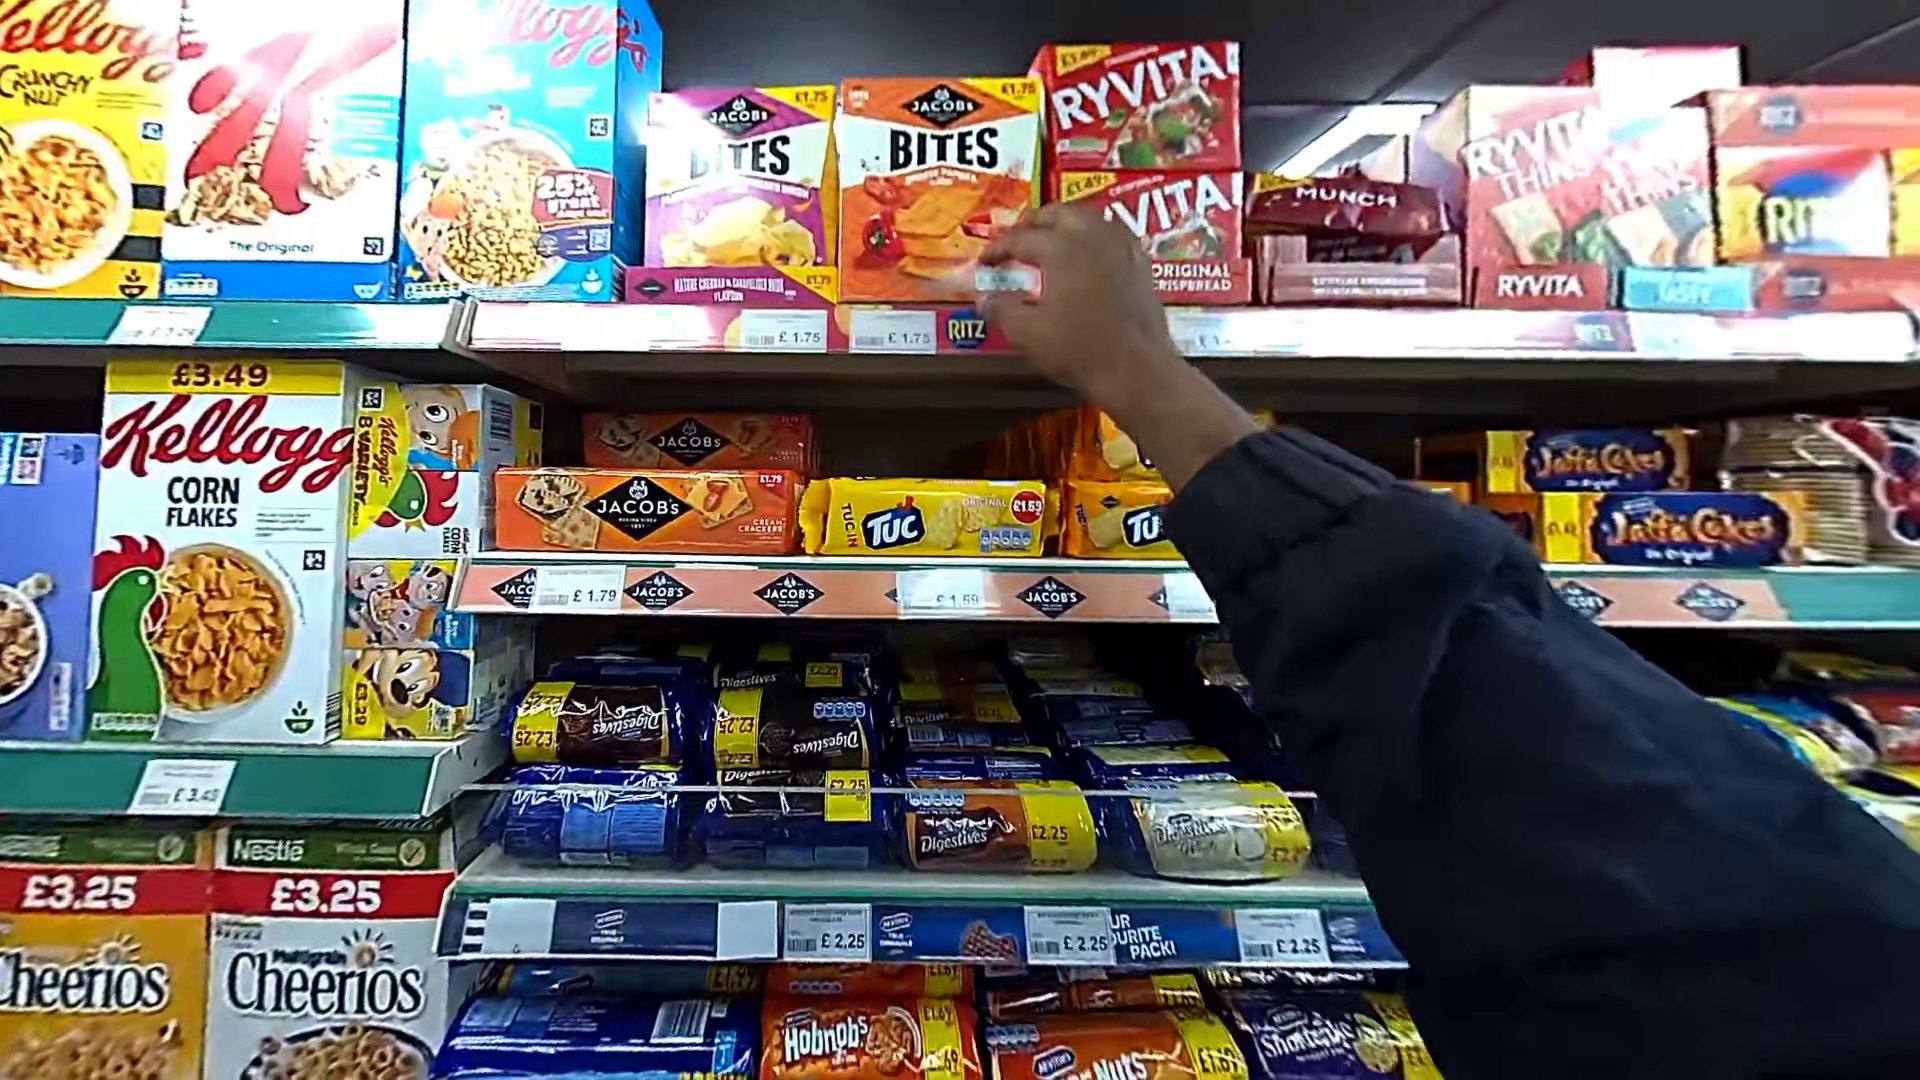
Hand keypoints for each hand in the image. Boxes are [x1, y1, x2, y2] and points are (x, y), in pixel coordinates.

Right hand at [977, 203, 1188, 404]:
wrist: (1134, 367)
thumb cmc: (1076, 349)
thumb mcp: (1027, 334)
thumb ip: (1002, 310)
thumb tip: (983, 297)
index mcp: (1059, 247)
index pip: (1019, 238)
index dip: (997, 249)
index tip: (984, 261)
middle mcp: (1091, 234)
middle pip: (1055, 214)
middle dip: (1031, 223)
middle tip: (1015, 239)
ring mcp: (1120, 244)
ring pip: (1086, 218)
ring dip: (1063, 223)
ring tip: (1049, 239)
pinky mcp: (1139, 261)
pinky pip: (1111, 234)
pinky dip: (1092, 236)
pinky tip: (1089, 252)